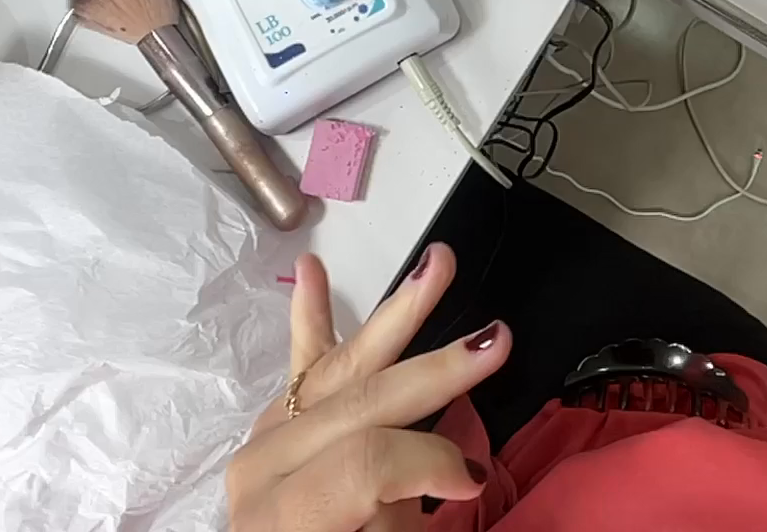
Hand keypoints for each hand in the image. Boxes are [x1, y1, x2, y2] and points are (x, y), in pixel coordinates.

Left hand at [228, 245, 509, 531]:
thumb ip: (392, 515)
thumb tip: (430, 466)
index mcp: (283, 514)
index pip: (366, 463)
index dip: (428, 463)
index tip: (475, 481)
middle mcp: (269, 462)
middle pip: (363, 398)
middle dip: (438, 368)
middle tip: (498, 340)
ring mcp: (271, 432)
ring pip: (346, 361)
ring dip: (400, 309)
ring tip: (439, 261)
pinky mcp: (281, 417)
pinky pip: (303, 360)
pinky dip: (312, 310)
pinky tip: (311, 266)